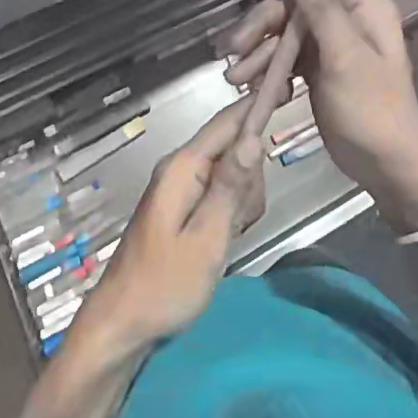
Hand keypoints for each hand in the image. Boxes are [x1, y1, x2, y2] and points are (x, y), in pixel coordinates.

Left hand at [65, 99, 267, 355]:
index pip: (229, 121)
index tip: (293, 91)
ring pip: (235, 175)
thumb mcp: (208, 237)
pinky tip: (222, 241)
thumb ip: (232, 186)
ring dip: (243, 202)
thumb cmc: (165, 285)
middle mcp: (182, 169)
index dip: (260, 106)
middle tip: (238, 221)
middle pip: (236, 148)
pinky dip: (232, 216)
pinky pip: (223, 196)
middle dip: (250, 179)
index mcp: (183, 167)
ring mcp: (183, 189)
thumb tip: (254, 136)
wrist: (123, 326)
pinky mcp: (186, 208)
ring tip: (226, 237)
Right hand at [221, 0, 417, 231]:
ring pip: (288, 31)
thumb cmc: (372, 109)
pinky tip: (257, 91)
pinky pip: (288, 58)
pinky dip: (271, 71)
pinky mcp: (318, 71)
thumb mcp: (345, 56)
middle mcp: (348, 20)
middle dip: (265, 22)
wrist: (386, 164)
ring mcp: (331, 46)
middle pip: (299, 1)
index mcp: (365, 7)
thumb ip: (323, 7)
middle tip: (236, 48)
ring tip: (236, 79)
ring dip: (260, 51)